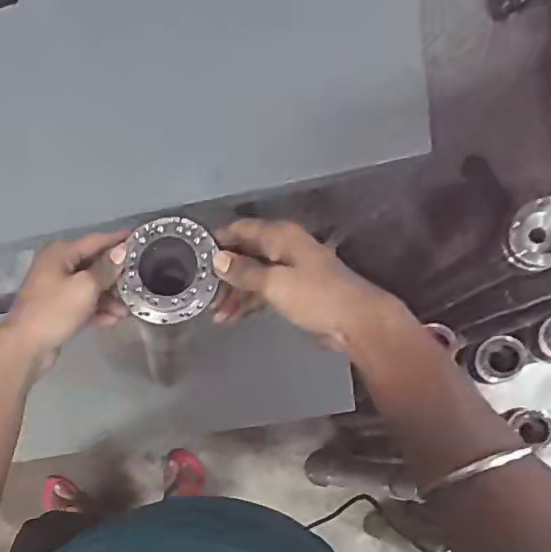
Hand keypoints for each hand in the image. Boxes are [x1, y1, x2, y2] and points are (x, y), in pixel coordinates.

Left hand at [0, 231, 127, 365]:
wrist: (28, 346)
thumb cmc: (55, 311)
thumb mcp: (84, 288)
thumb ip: (105, 270)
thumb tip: (122, 252)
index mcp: (61, 253)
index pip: (95, 241)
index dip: (117, 240)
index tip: (139, 239)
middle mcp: (58, 267)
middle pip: (94, 266)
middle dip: (116, 276)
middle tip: (139, 281)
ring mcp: (58, 290)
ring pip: (90, 288)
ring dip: (109, 299)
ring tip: (128, 310)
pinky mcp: (60, 310)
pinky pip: (84, 305)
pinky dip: (98, 311)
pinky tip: (114, 320)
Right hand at [210, 219, 409, 351]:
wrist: (354, 321)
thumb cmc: (316, 297)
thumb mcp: (275, 284)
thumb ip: (245, 272)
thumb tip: (217, 259)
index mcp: (280, 236)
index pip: (241, 230)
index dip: (218, 241)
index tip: (196, 256)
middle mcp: (283, 248)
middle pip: (245, 255)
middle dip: (224, 275)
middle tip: (205, 295)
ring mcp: (289, 271)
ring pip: (253, 277)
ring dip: (234, 294)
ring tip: (216, 314)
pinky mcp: (293, 292)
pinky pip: (263, 292)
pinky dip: (248, 303)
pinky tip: (233, 317)